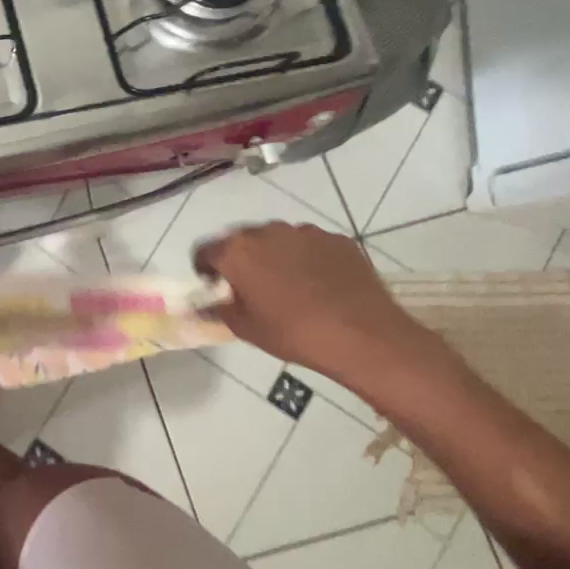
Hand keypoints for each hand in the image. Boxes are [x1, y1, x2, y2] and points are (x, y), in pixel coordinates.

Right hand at [194, 222, 437, 379]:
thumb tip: (205, 305)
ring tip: (289, 285)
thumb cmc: (294, 333)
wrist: (364, 336)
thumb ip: (219, 310)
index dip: (205, 268)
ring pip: (277, 239)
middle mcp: (266, 232)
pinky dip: (306, 258)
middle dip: (241, 259)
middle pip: (241, 240)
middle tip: (251, 288)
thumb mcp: (246, 329)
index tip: (214, 287)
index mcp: (236, 252)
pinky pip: (310, 244)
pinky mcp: (337, 239)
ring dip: (274, 256)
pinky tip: (319, 284)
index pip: (204, 250)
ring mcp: (304, 232)